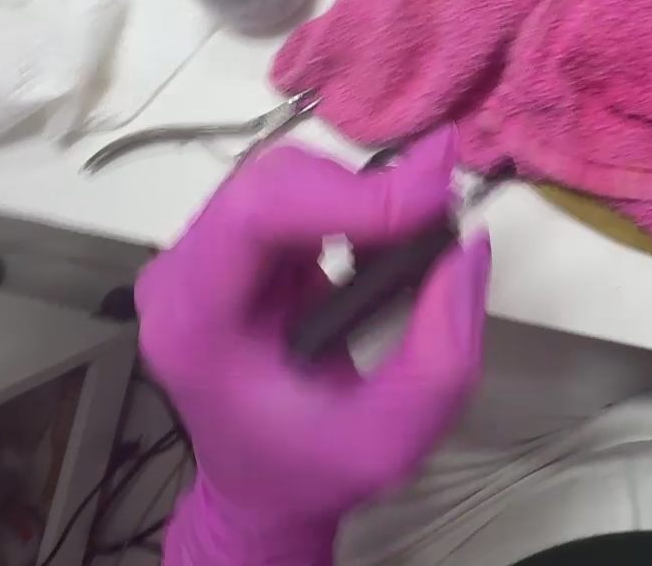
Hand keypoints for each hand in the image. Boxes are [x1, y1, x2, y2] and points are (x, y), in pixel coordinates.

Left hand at [136, 129, 490, 565]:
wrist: (264, 478)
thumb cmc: (310, 466)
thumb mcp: (393, 439)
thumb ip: (443, 353)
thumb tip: (467, 246)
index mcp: (194, 325)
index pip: (255, 216)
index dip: (347, 195)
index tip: (430, 203)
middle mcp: (184, 273)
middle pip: (273, 181)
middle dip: (364, 190)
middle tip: (438, 209)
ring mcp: (205, 249)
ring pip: (290, 174)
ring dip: (361, 193)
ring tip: (413, 231)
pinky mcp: (237, 238)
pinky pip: (299, 188)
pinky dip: (354, 199)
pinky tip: (384, 232)